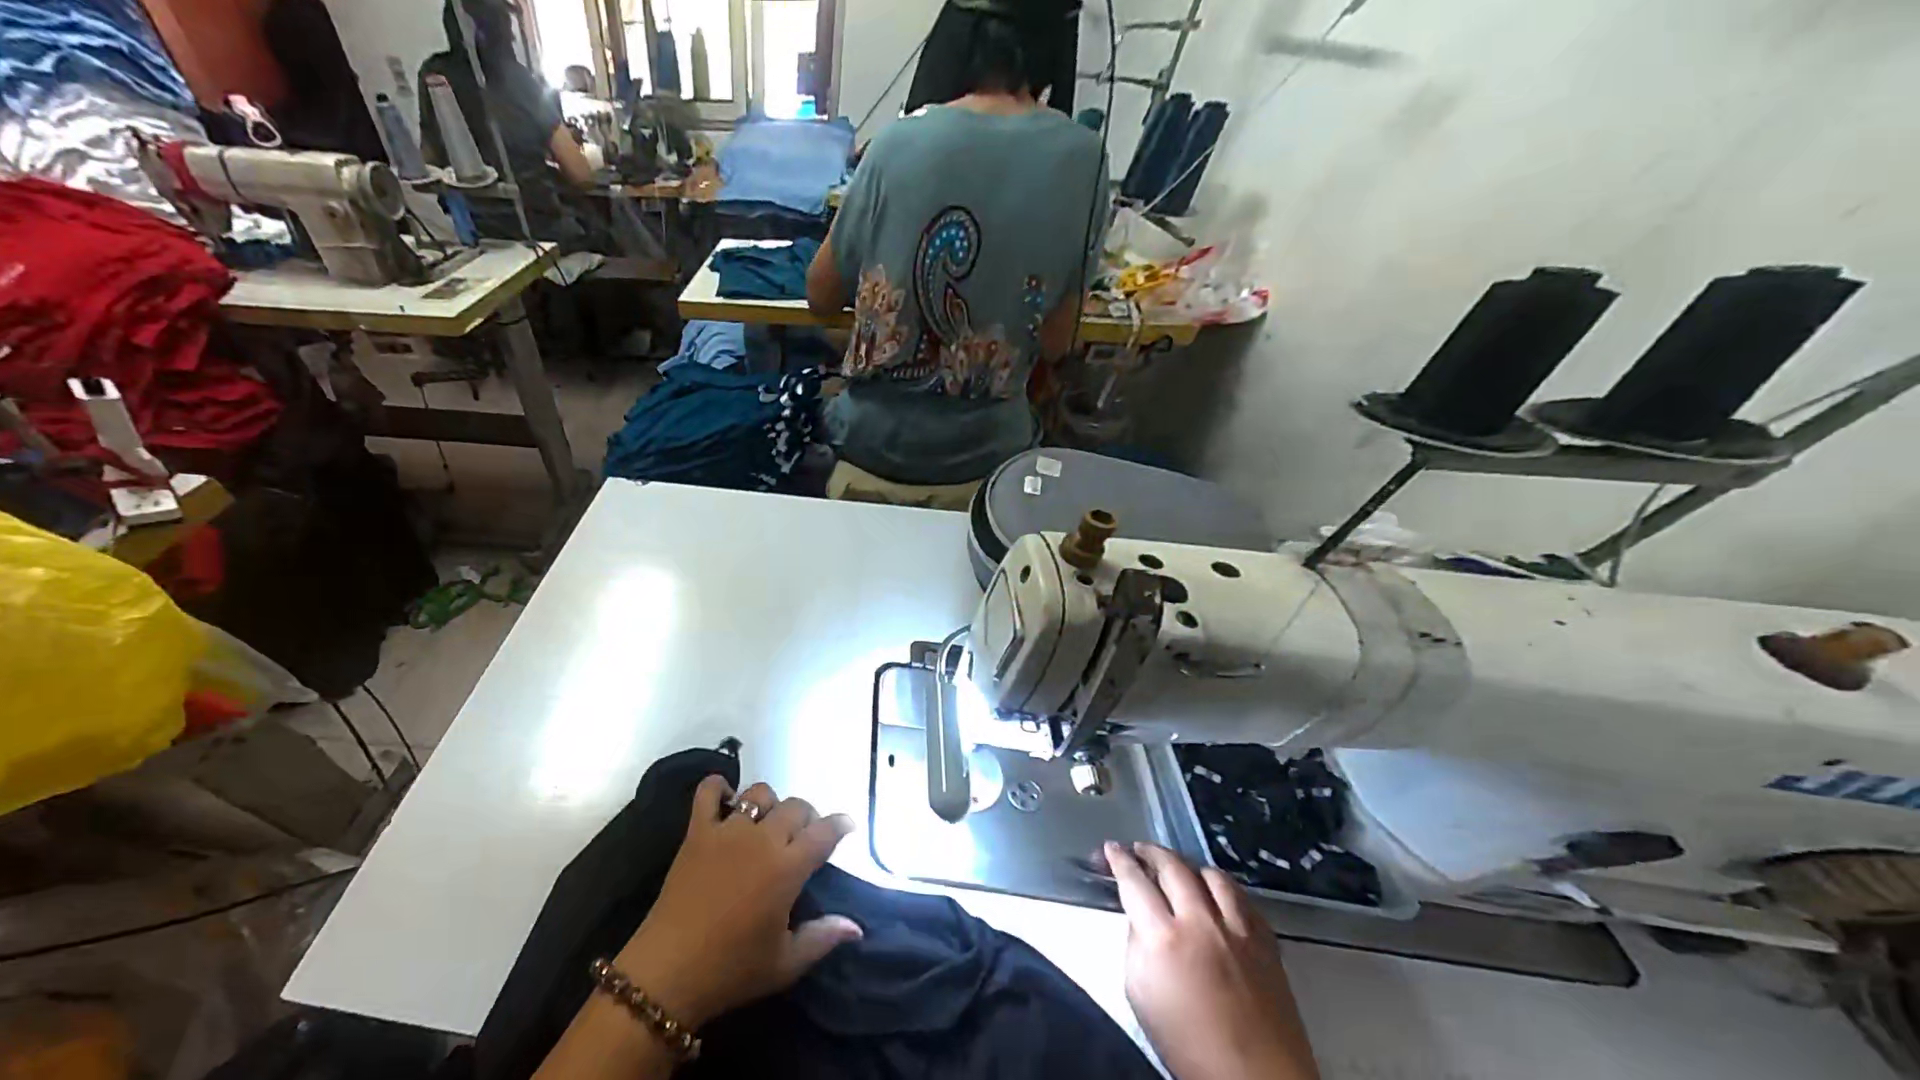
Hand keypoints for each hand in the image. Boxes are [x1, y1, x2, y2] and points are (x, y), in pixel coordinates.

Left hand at [615, 778, 860, 1027]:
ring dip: (770, 804)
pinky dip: (719, 788)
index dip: (840, 825)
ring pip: (759, 794)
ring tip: (767, 824)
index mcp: (788, 868)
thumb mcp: (785, 963)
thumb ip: (823, 938)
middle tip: (803, 837)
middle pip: (796, 807)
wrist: (666, 975)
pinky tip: (726, 799)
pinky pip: (708, 793)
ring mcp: (727, 832)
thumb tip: (856, 926)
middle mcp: (762, 840)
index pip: (824, 832)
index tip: (846, 825)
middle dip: (807, 817)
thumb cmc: (731, 970)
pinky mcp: (697, 834)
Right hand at [1105, 842, 1319, 1079]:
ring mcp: (1238, 929)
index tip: (1112, 851)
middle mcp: (1201, 924)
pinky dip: (1224, 888)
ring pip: (1211, 874)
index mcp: (1163, 939)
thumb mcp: (1140, 996)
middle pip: (1172, 866)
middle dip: (1151, 852)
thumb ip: (1136, 947)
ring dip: (1189, 865)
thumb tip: (1140, 920)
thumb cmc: (1192, 1050)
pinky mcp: (1265, 941)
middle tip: (1140, 850)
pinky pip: (1243, 897)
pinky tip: (1217, 893)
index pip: (1134, 881)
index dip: (1119, 861)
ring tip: (1178, 867)